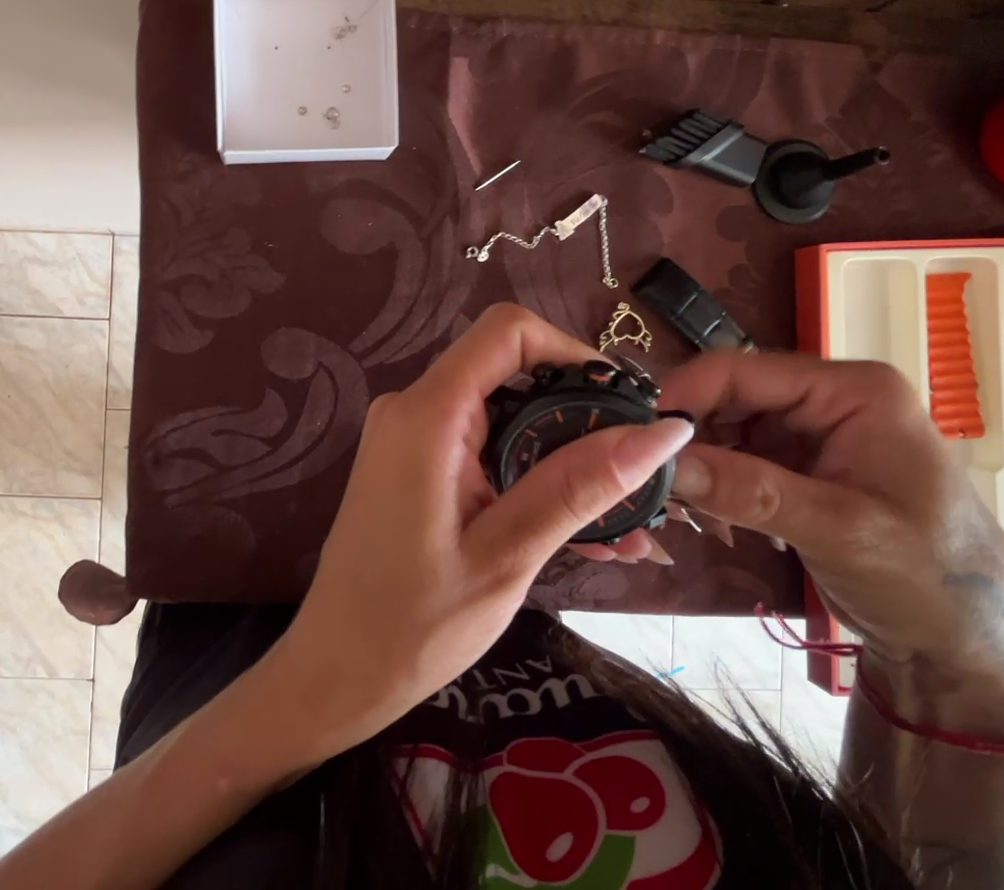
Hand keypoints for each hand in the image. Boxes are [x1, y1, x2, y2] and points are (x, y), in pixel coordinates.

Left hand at [261, 304, 693, 756]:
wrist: (338, 671)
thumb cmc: (415, 623)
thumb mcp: (508, 554)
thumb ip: (580, 485)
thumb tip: (665, 429)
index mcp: (426, 416)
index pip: (507, 332)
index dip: (574, 352)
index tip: (625, 406)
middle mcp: (411, 411)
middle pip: (511, 374)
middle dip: (581, 418)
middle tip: (642, 477)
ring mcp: (409, 441)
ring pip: (506, 420)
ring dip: (566, 461)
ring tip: (632, 523)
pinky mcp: (414, 470)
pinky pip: (484, 453)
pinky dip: (532, 481)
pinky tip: (588, 535)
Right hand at [655, 352, 1003, 739]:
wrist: (969, 643)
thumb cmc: (929, 577)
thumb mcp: (837, 529)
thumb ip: (748, 491)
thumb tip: (658, 463)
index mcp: (851, 390)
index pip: (740, 370)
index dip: (680, 396)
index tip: (629, 438)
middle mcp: (826, 400)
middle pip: (725, 397)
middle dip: (683, 438)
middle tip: (644, 482)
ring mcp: (810, 435)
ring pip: (722, 430)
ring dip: (692, 466)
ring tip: (672, 509)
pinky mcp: (797, 469)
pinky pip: (733, 462)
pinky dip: (708, 487)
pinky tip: (700, 519)